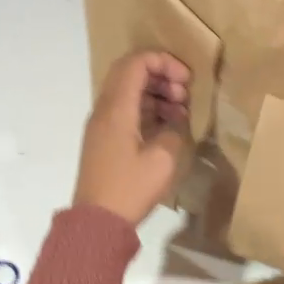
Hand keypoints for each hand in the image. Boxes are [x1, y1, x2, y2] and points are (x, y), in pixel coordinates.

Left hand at [73, 50, 191, 224]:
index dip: (165, 62)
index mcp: (116, 108)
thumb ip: (174, 130)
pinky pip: (124, 111)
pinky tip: (166, 127)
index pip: (137, 62)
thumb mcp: (163, 159)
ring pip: (127, 92)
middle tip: (184, 95)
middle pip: (130, 73)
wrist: (96, 222)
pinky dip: (145, 110)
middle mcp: (104, 110)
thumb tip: (174, 122)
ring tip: (180, 112)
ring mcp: (100, 125)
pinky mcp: (102, 141)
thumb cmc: (130, 189)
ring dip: (154, 94)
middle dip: (161, 75)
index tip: (186, 81)